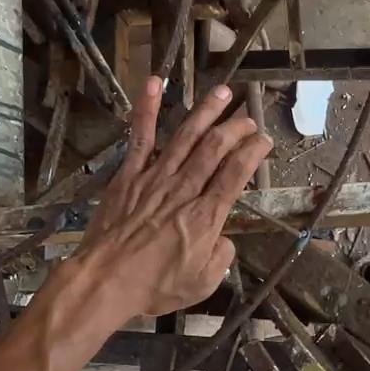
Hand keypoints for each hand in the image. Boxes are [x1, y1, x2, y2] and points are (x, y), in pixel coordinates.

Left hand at [72, 76, 273, 319]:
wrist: (106, 280)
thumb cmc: (154, 287)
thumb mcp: (201, 284)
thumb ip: (221, 258)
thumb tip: (223, 239)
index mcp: (205, 217)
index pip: (235, 175)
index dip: (253, 154)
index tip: (263, 141)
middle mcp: (184, 190)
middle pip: (215, 149)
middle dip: (236, 128)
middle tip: (249, 117)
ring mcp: (154, 178)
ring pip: (185, 136)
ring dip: (206, 111)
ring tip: (223, 92)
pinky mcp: (129, 176)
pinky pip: (140, 137)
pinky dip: (147, 108)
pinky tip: (155, 83)